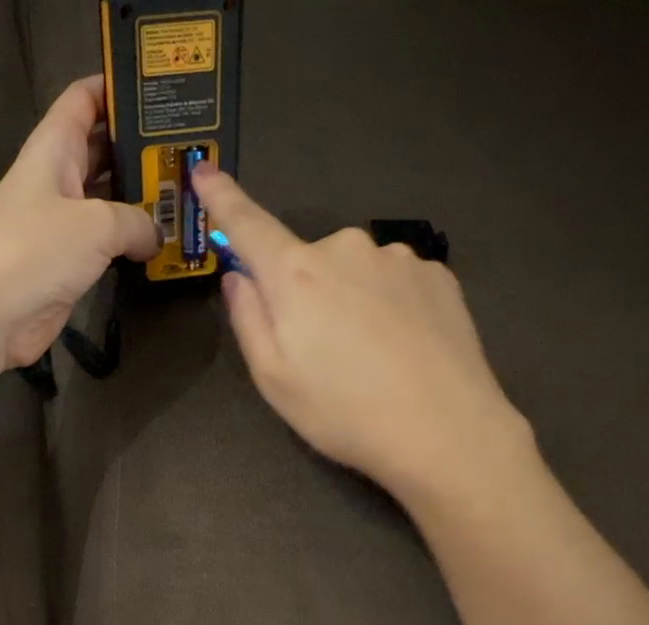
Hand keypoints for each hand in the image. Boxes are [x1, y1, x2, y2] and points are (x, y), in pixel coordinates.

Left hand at [0, 76, 162, 370]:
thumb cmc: (34, 250)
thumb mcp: (97, 224)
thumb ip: (137, 221)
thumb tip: (156, 236)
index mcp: (52, 149)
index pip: (83, 100)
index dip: (117, 86)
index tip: (160, 87)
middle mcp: (56, 181)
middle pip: (103, 150)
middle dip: (142, 147)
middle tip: (192, 148)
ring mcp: (60, 225)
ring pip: (108, 201)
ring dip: (143, 200)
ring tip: (188, 195)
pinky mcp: (66, 265)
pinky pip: (106, 244)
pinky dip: (132, 243)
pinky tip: (164, 244)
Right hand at [194, 163, 534, 501]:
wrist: (445, 430)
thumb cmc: (343, 412)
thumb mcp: (273, 379)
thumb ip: (248, 319)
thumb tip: (239, 276)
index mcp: (296, 275)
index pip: (248, 224)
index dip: (222, 197)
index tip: (203, 169)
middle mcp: (346, 250)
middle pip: (306, 261)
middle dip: (303, 295)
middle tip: (319, 354)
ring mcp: (397, 258)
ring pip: (354, 272)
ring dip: (350, 302)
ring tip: (369, 359)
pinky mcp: (438, 275)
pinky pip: (394, 283)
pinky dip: (388, 308)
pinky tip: (401, 351)